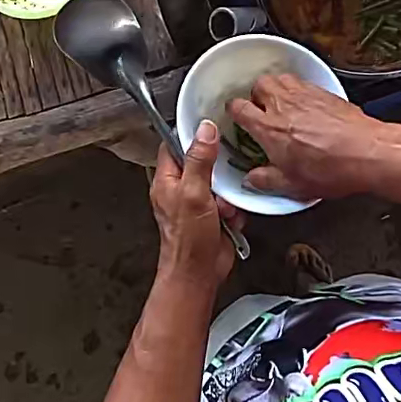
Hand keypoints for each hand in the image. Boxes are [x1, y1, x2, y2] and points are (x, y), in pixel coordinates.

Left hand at [150, 119, 242, 289]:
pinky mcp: (213, 217)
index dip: (190, 135)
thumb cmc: (187, 240)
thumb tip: (204, 130)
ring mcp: (196, 204)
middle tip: (221, 178)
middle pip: (202, 163)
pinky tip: (230, 219)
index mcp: (167, 181)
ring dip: (227, 194)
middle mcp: (179, 190)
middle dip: (218, 171)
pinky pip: (229, 202)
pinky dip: (233, 210)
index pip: (174, 145)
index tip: (209, 127)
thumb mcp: (194, 193)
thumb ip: (199, 160)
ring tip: (224, 207)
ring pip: (219, 184)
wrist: (199, 274)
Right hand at [227, 74, 400, 199]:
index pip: (238, 108)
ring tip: (280, 102)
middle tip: (260, 109)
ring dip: (276, 88)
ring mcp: (305, 95)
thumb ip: (266, 180)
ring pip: (280, 78)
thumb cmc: (332, 168)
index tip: (238, 116)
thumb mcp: (292, 185)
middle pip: (259, 85)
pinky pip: (303, 82)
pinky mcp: (325, 92)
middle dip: (256, 95)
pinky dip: (298, 89)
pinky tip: (305, 104)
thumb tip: (253, 180)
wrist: (367, 153)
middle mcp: (283, 105)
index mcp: (268, 128)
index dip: (234, 111)